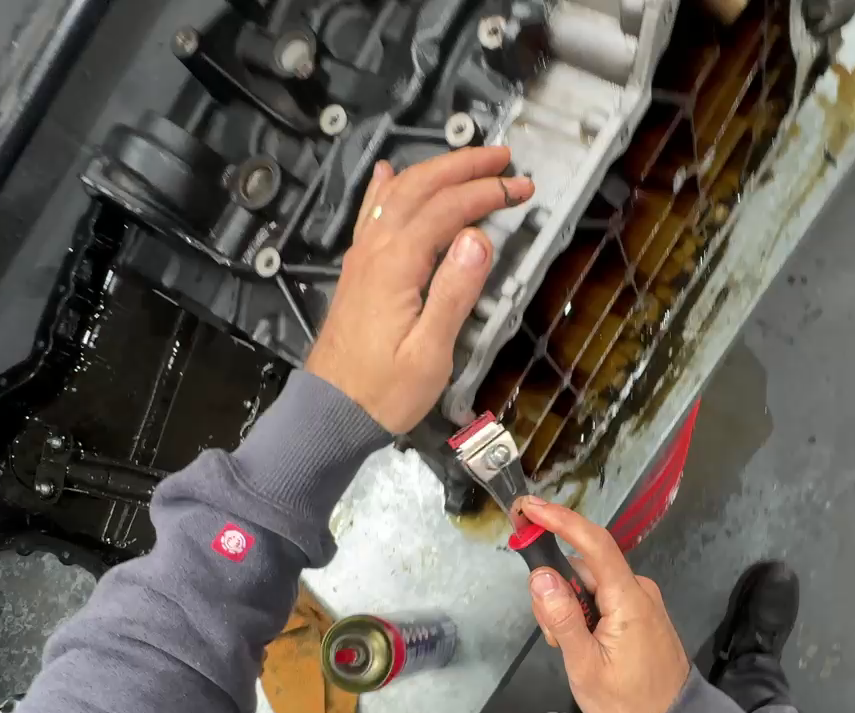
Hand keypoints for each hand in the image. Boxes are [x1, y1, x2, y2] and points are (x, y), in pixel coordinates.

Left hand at [307, 147, 534, 433]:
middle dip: (464, 167)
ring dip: (433, 171)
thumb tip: (478, 239)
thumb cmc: (385, 392)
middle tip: (503, 158)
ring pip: (396, 196)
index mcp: (397, 266)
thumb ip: (454, 293)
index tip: (521, 188)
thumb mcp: (430, 353)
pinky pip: (372, 216)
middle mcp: (375, 251)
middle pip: (420, 188)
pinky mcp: (356, 273)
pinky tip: (388, 176)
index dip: (487, 193)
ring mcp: (361, 259)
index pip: (448, 210)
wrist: (333, 412)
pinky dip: (387, 190)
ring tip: (466, 161)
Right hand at [516, 496, 689, 712]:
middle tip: (552, 636)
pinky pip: (601, 598)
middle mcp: (636, 588)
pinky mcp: (639, 611)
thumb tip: (539, 576)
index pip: (593, 543)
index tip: (528, 508)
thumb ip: (562, 619)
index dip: (560, 520)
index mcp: (627, 597)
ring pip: (588, 584)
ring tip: (570, 650)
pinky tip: (583, 645)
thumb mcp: (586, 667)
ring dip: (568, 607)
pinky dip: (583, 614)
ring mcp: (640, 599)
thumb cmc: (630, 701)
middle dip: (555, 590)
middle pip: (582, 567)